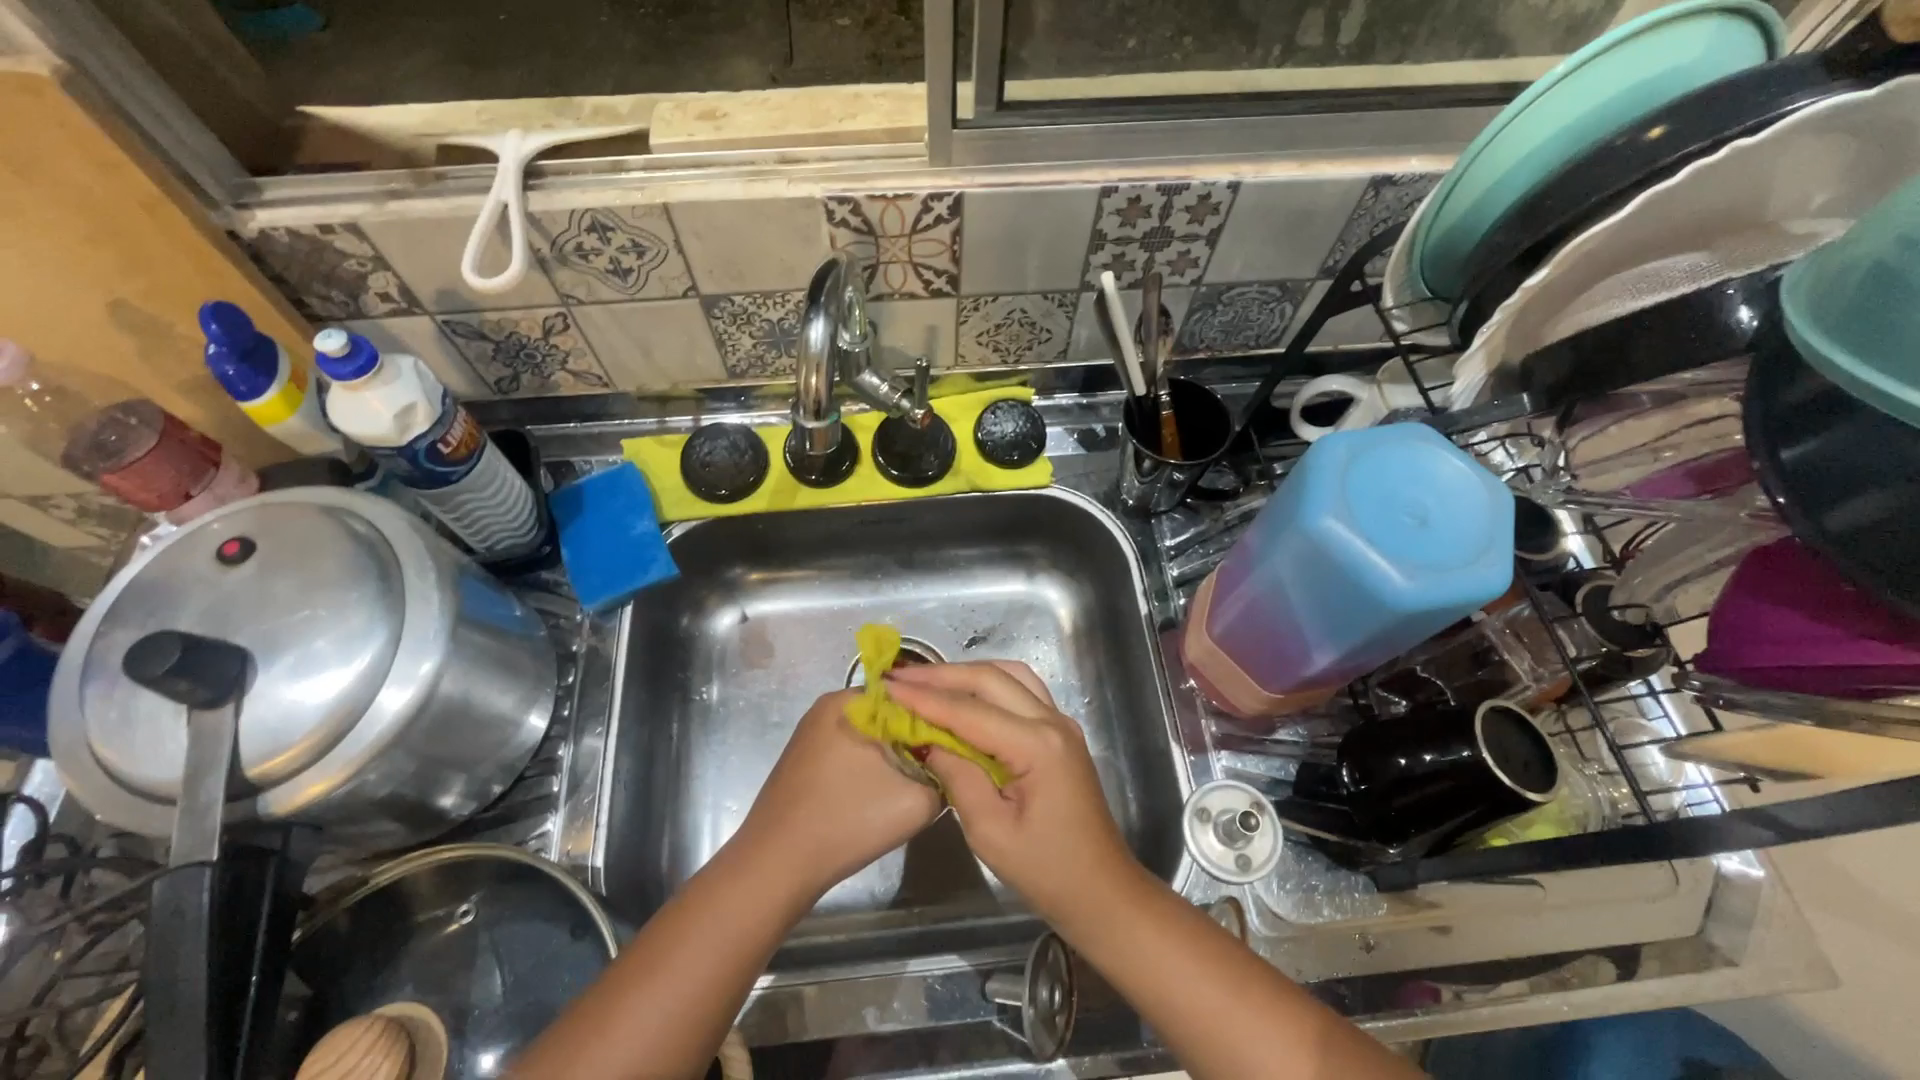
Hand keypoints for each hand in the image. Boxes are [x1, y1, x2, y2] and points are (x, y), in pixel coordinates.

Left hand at [736, 688, 943, 897]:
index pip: (914, 698)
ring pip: (872, 737)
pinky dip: (869, 771)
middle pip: (892, 716)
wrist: (776, 867)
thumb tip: (948, 765)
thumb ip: (946, 773)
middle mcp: (828, 706)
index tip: (957, 754)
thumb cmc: (847, 823)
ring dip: (893, 759)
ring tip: (909, 790)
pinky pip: (851, 754)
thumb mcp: (919, 801)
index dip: (941, 724)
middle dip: (916, 743)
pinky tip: (877, 799)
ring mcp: (811, 733)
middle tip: (938, 774)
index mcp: (850, 700)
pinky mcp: (804, 760)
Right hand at [882, 662, 1142, 921]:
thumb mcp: (989, 831)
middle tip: (897, 678)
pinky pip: (1021, 693)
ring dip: (966, 675)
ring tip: (925, 683)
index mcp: (1037, 745)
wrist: (1101, 891)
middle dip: (941, 675)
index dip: (924, 697)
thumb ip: (957, 777)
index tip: (885, 687)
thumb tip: (926, 741)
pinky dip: (987, 687)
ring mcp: (1061, 725)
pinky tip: (961, 699)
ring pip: (1009, 677)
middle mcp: (1053, 723)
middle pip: (991, 679)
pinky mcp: (1060, 736)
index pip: (969, 710)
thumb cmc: (1046, 871)